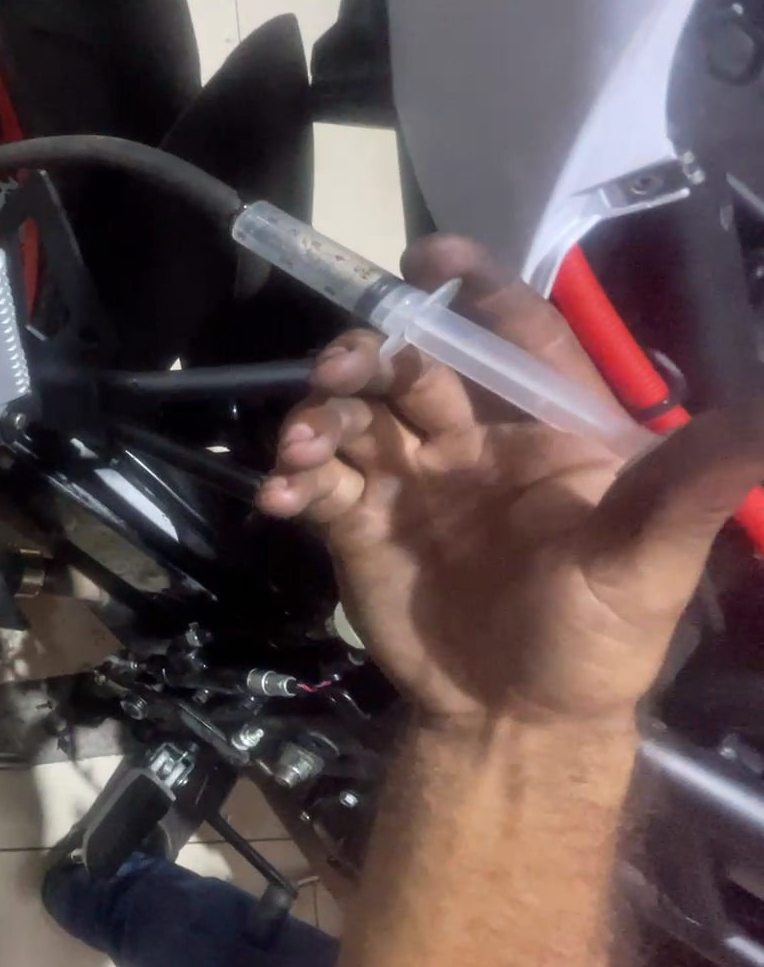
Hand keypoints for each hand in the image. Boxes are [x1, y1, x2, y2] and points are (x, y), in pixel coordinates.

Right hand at [259, 236, 763, 722]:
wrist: (503, 709)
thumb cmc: (593, 635)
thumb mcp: (648, 564)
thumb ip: (685, 483)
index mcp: (545, 435)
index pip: (513, 343)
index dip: (476, 293)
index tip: (427, 256)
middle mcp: (466, 446)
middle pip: (407, 376)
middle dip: (368, 359)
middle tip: (336, 368)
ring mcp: (402, 485)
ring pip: (349, 425)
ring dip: (316, 422)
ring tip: (299, 449)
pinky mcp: (349, 525)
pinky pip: (314, 488)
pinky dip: (290, 485)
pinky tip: (280, 498)